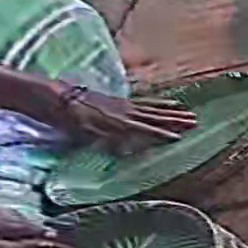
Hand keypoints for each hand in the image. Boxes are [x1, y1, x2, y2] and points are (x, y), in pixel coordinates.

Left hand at [49, 87, 196, 151]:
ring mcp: (125, 106)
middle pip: (155, 117)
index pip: (145, 129)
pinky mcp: (121, 101)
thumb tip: (127, 151)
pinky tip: (170, 102)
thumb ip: (108, 141)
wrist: (51, 97)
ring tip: (189, 113)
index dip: (161, 134)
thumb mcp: (84, 134)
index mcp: (118, 123)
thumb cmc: (66, 119)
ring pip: (154, 109)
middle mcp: (126, 113)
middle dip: (175, 120)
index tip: (179, 138)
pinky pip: (145, 102)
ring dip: (172, 112)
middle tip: (196, 122)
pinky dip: (160, 102)